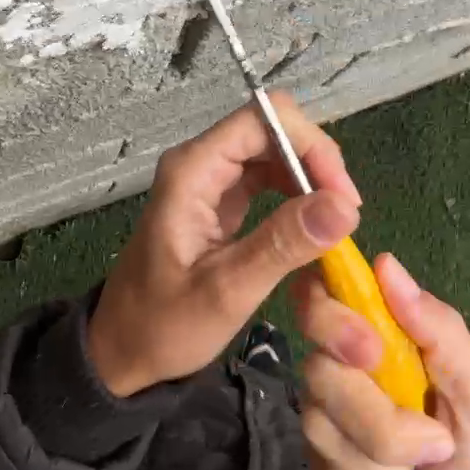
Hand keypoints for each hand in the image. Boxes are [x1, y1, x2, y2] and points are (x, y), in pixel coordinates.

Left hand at [87, 93, 361, 396]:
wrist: (123, 349)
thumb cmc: (163, 324)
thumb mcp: (227, 290)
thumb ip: (283, 245)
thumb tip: (344, 206)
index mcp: (191, 171)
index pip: (261, 120)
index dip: (310, 145)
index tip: (343, 197)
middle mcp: (199, 163)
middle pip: (271, 129)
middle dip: (315, 161)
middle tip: (346, 215)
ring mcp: (208, 180)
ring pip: (272, 151)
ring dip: (310, 178)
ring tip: (336, 224)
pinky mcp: (218, 201)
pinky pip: (265, 178)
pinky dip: (296, 194)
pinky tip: (313, 226)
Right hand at [293, 255, 469, 469]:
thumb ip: (440, 332)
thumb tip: (386, 262)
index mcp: (383, 346)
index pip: (320, 299)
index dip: (327, 315)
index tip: (367, 351)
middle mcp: (345, 378)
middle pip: (319, 373)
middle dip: (378, 423)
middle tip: (432, 447)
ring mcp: (330, 429)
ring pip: (320, 431)